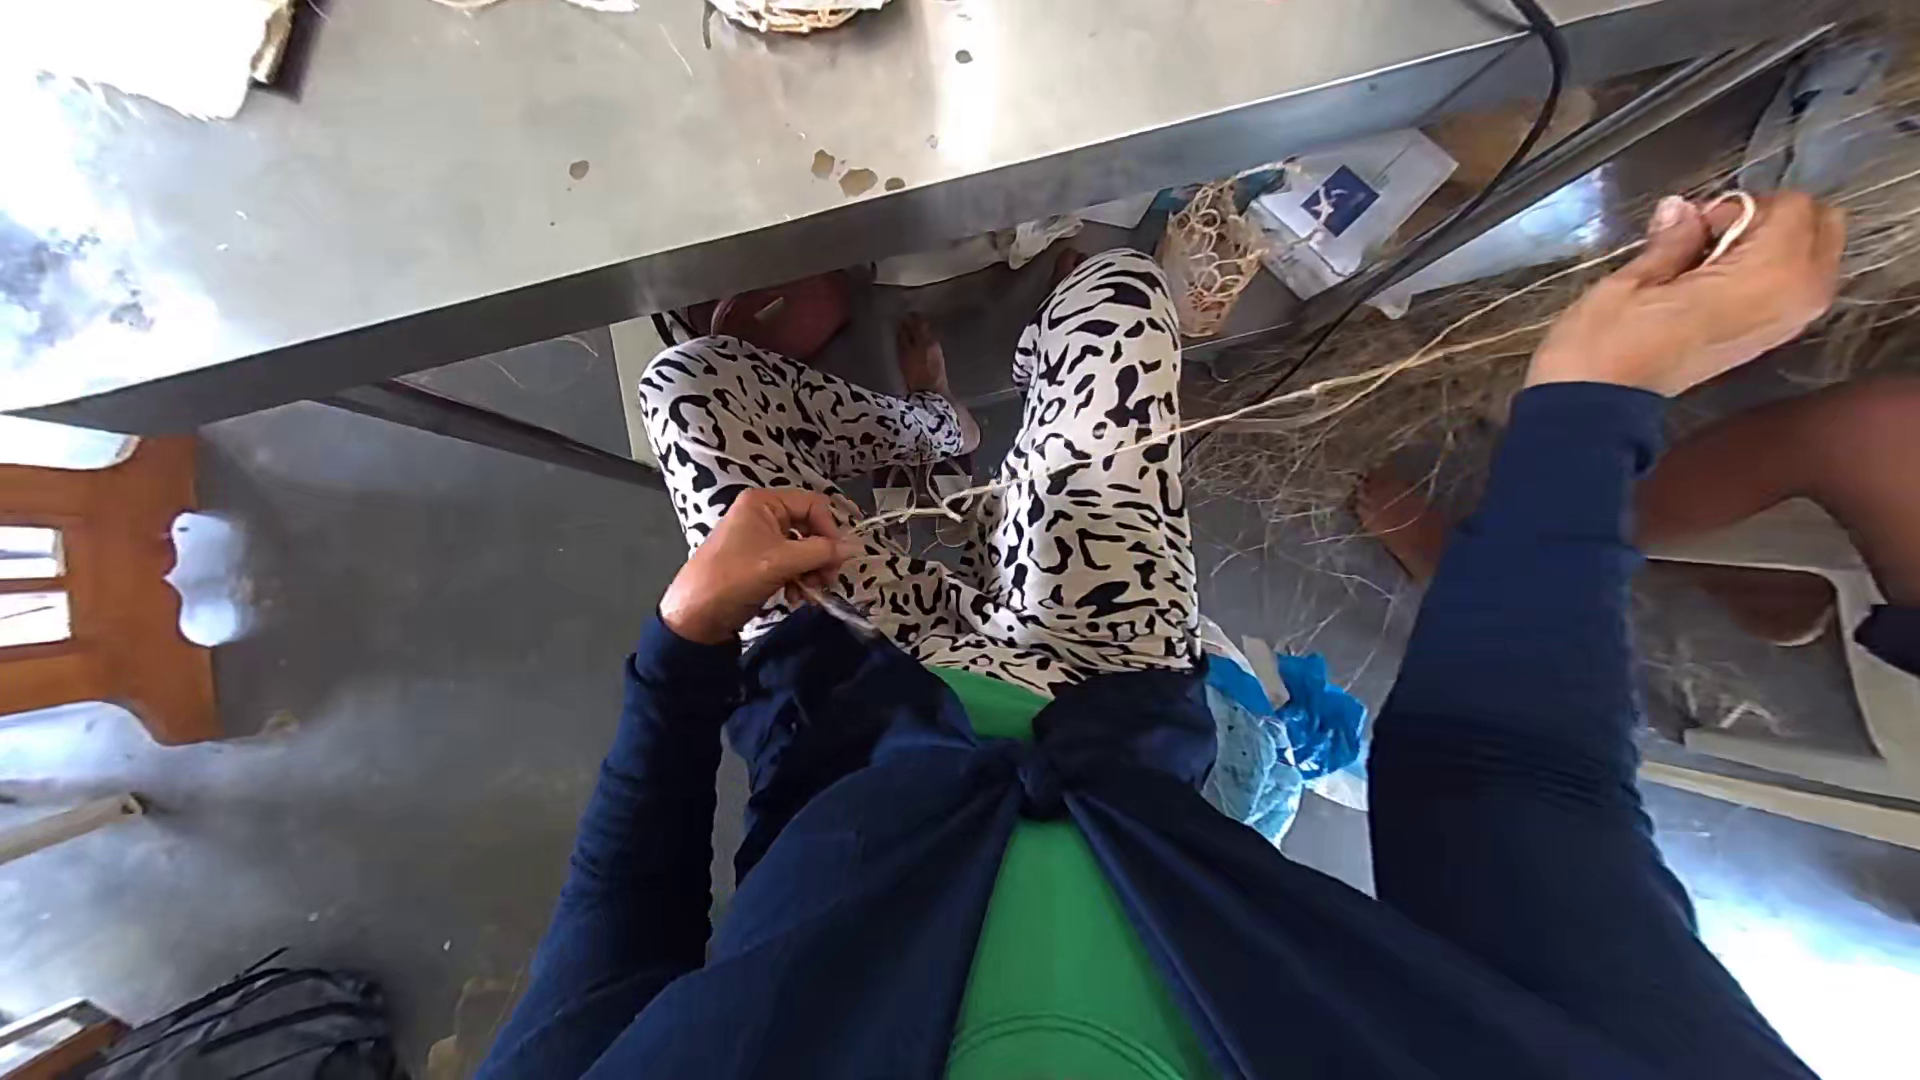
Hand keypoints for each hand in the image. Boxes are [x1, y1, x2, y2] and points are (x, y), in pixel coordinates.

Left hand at [659, 488, 858, 644]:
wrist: (695, 616)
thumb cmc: (735, 578)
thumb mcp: (782, 562)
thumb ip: (822, 551)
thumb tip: (855, 547)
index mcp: (763, 502)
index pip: (813, 504)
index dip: (829, 529)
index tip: (837, 557)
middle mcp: (763, 514)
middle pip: (810, 527)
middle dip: (822, 555)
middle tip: (828, 579)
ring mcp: (760, 538)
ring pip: (803, 548)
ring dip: (812, 571)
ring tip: (811, 593)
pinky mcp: (760, 561)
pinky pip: (791, 563)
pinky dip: (799, 579)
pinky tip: (796, 597)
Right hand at [1527, 192, 1845, 396]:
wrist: (1587, 409)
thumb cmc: (1595, 347)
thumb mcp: (1623, 285)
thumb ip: (1669, 243)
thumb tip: (1680, 209)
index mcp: (1765, 274)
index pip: (1785, 207)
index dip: (1730, 209)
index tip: (1681, 229)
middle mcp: (1798, 293)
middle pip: (1815, 224)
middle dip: (1761, 222)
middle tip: (1696, 241)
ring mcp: (1788, 320)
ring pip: (1809, 253)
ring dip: (1763, 248)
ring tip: (1697, 268)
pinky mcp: (1768, 337)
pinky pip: (1791, 285)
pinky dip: (1761, 275)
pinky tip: (1707, 290)